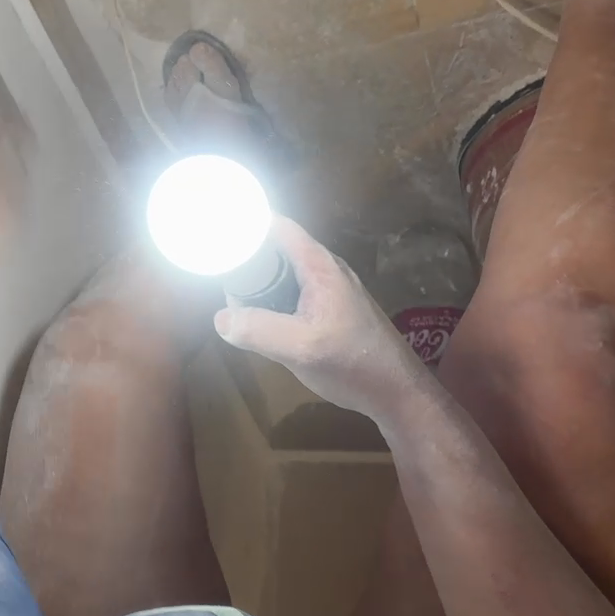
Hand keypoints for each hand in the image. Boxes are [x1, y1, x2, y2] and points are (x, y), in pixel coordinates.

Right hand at [212, 217, 429, 417]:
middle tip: (216, 264)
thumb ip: (258, 330)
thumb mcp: (301, 348)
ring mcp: (330, 289)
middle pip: (277, 246)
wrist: (398, 395)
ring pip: (284, 270)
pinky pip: (292, 290)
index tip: (219, 225)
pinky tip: (257, 314)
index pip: (278, 226)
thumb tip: (220, 318)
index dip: (248, 220)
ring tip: (230, 291)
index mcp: (319, 266)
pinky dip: (271, 294)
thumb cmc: (354, 364)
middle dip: (246, 251)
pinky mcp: (331, 309)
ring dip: (257, 277)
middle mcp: (325, 269)